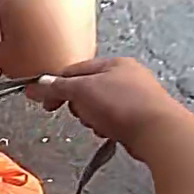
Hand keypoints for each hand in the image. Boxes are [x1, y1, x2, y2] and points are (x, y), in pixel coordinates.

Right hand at [25, 57, 190, 155]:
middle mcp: (125, 75)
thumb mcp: (82, 91)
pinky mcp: (138, 115)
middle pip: (85, 88)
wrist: (156, 130)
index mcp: (113, 63)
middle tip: (79, 112)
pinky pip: (111, 118)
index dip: (56, 86)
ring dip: (90, 116)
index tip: (44, 101)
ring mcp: (134, 95)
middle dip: (77, 104)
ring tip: (97, 123)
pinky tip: (108, 130)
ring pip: (97, 105)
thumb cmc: (122, 105)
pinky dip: (104, 125)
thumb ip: (57, 87)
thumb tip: (37, 84)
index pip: (74, 70)